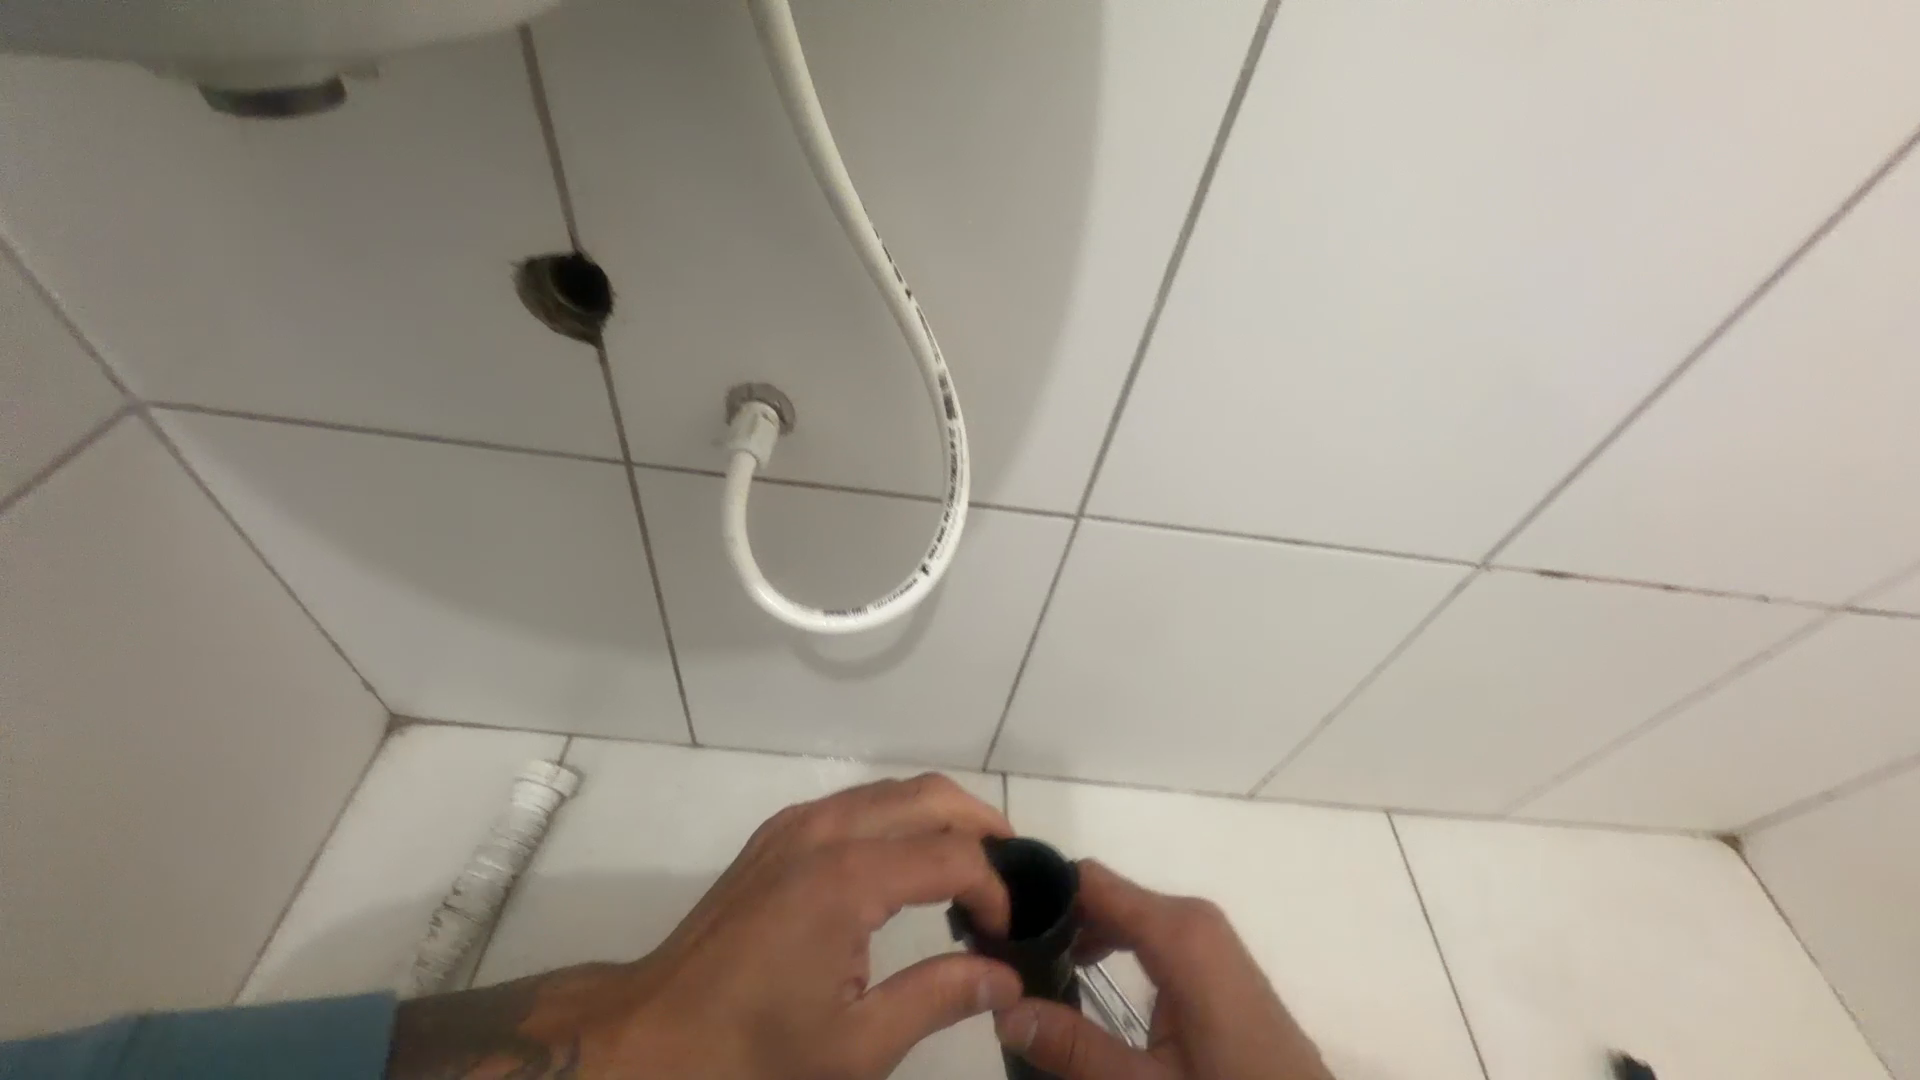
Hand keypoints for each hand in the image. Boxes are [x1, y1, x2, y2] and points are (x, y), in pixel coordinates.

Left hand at [387, 774, 1023, 1079]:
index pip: (953, 856)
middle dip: (982, 825)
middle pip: (930, 795)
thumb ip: (939, 997)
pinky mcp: (779, 832)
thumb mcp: (856, 1045)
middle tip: (1013, 875)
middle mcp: (827, 829)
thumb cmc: (752, 1051)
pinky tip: (909, 863)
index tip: (1010, 933)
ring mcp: (798, 823)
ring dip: (942, 816)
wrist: (646, 1038)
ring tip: (972, 867)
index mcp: (849, 877)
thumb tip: (1005, 977)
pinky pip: (858, 803)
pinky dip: (900, 818)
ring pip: (894, 789)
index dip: (996, 887)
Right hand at [993, 861, 1332, 1079]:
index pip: (1091, 880)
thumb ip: (1074, 1047)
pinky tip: (1081, 973)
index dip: (1041, 893)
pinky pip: (1148, 930)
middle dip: (1055, 916)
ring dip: (1080, 931)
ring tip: (1032, 965)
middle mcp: (1191, 917)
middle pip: (1104, 893)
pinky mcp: (1212, 957)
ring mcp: (1206, 935)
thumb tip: (1000, 1009)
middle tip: (1004, 953)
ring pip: (1124, 911)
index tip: (995, 919)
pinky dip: (1110, 943)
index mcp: (1177, 931)